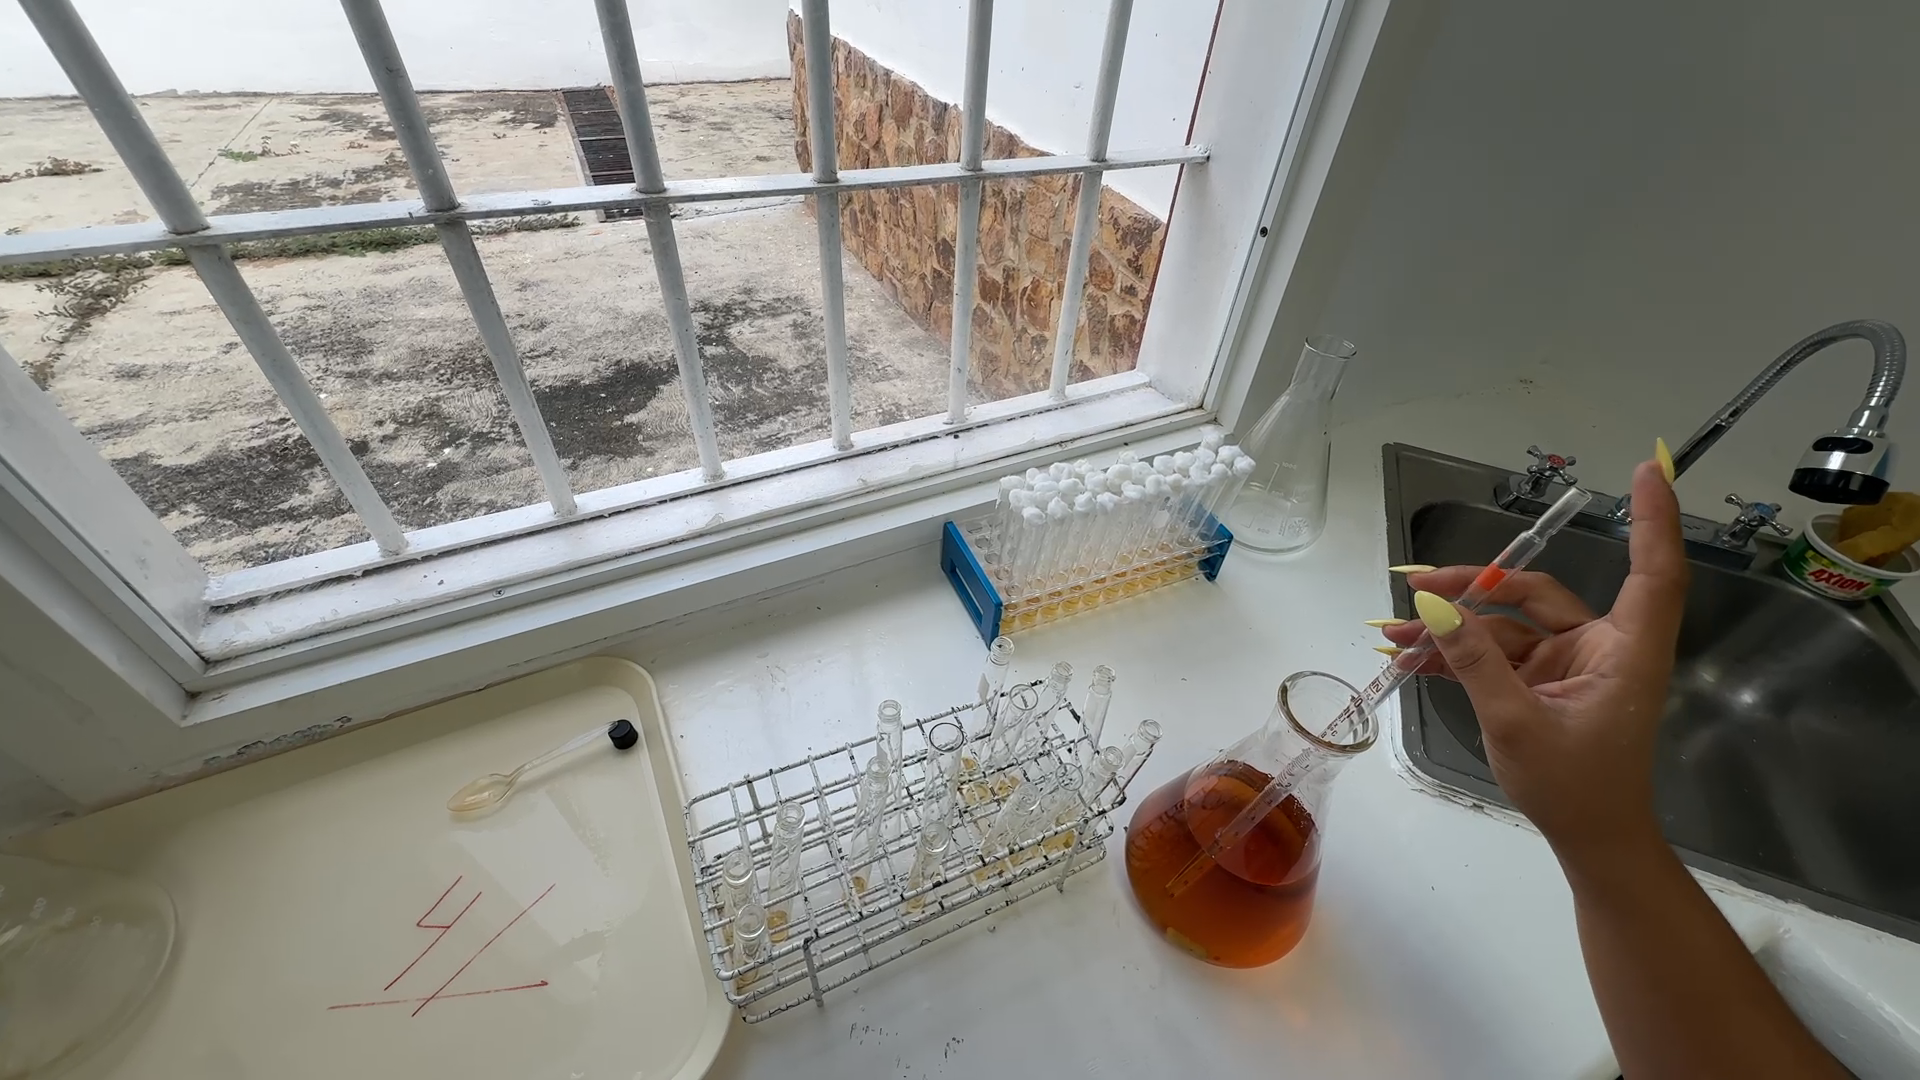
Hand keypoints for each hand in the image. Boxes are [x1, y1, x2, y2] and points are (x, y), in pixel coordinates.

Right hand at [1381, 460, 1688, 858]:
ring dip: (1447, 627)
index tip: (1648, 470)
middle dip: (1472, 585)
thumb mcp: (1515, 721)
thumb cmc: (1572, 785)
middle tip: (1415, 584)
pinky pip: (1489, 652)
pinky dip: (1451, 652)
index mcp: (1623, 651)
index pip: (1652, 573)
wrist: (1586, 839)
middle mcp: (1597, 646)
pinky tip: (1406, 655)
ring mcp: (1564, 663)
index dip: (1653, 520)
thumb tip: (1431, 605)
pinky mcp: (1537, 681)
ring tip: (1391, 631)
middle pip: (1533, 594)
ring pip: (1500, 624)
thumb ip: (1474, 659)